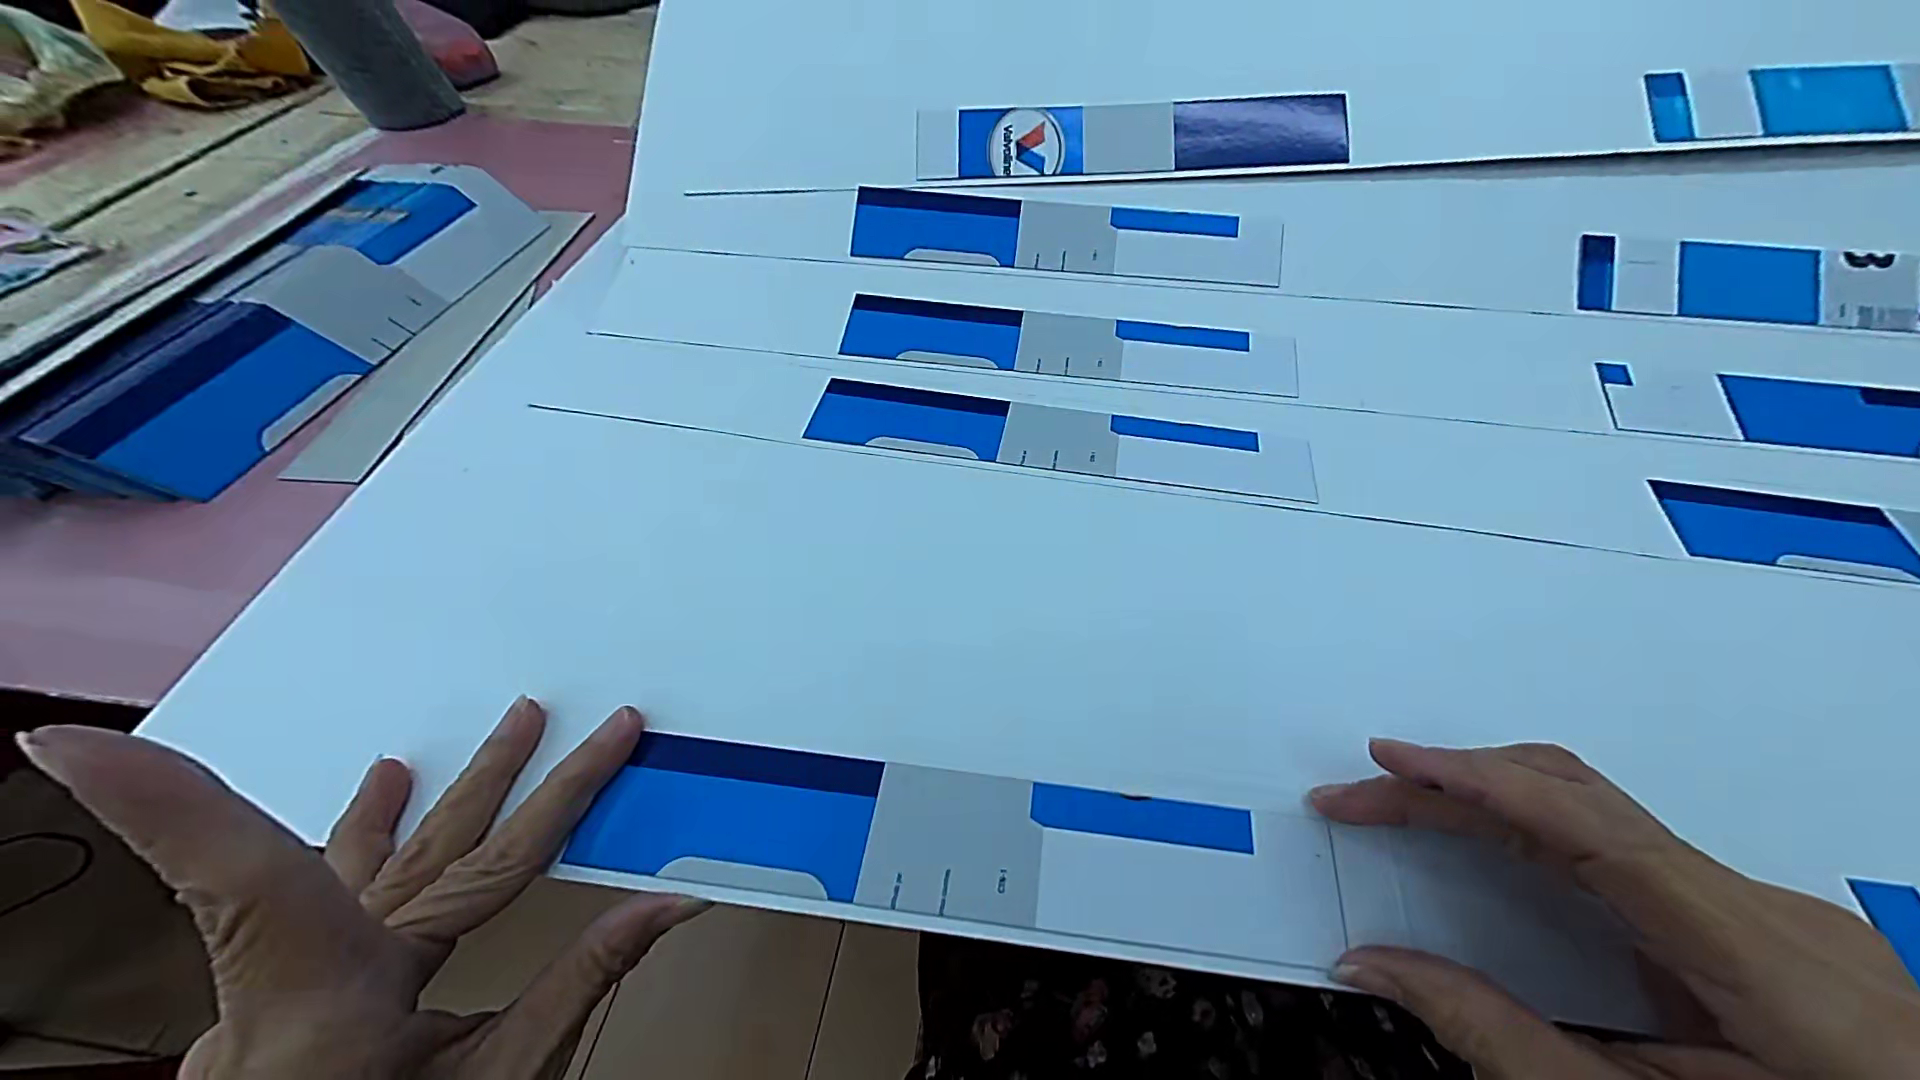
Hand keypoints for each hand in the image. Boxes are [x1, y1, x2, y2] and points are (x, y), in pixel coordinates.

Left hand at [15, 697, 705, 1078]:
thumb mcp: (500, 1078)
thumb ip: (582, 979)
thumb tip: (671, 900)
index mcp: (331, 995)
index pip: (289, 876)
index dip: (173, 808)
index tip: (74, 746)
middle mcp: (301, 976)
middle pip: (421, 850)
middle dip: (490, 775)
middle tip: (534, 711)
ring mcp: (294, 982)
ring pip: (373, 862)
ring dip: (435, 793)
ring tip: (490, 732)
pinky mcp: (299, 990)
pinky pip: (329, 894)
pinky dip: (363, 834)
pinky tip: (380, 794)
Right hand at [1310, 740, 1919, 1079]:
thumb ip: (1491, 1036)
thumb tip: (1366, 962)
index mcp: (1765, 964)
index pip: (1592, 826)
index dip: (1479, 780)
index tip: (1388, 759)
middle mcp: (1763, 909)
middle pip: (1575, 796)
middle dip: (1450, 783)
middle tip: (1358, 799)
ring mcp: (1757, 906)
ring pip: (1587, 804)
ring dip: (1477, 793)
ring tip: (1394, 804)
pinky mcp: (1739, 914)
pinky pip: (1606, 835)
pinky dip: (1517, 819)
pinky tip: (1472, 832)